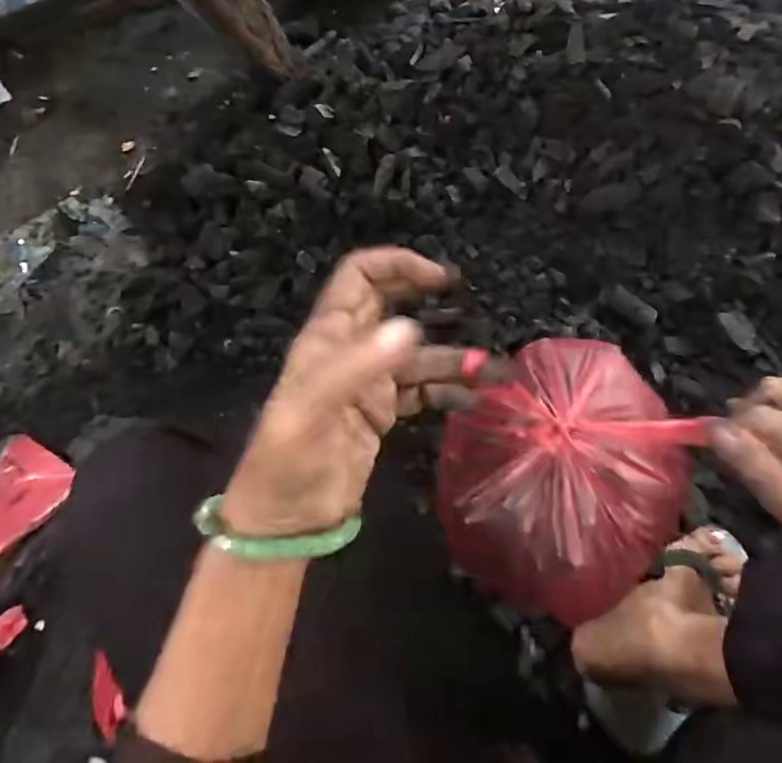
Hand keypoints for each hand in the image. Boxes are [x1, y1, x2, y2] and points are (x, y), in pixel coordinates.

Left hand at [221, 248, 485, 538]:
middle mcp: (348, 351)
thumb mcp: (315, 407)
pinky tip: (475, 400)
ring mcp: (366, 383)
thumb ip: (360, 366)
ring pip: (414, 355)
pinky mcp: (379, 414)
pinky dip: (447, 391)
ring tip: (497, 371)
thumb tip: (410, 327)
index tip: (441, 277)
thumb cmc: (289, 459)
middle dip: (429, 300)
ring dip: (452, 357)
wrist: (284, 517)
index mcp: (327, 336)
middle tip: (472, 305)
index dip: (396, 264)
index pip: (358, 276)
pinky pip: (419, 391)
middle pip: (389, 306)